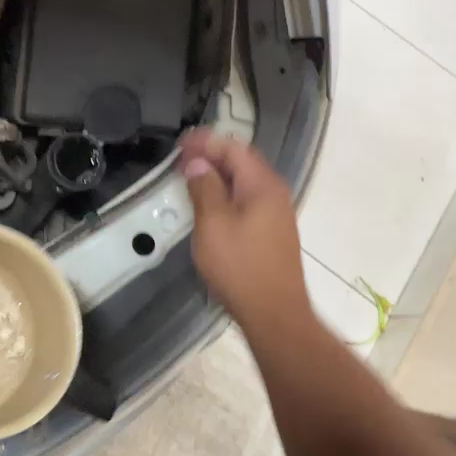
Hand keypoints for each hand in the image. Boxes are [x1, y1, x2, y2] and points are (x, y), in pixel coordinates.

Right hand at [179, 131, 313, 332]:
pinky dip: (225, 194)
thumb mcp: (213, 223)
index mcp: (262, 185)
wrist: (273, 312)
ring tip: (189, 179)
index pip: (234, 148)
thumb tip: (198, 164)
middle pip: (242, 162)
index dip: (205, 142)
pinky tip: (208, 205)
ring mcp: (276, 214)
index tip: (179, 145)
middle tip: (180, 160)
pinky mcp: (271, 232)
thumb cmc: (239, 265)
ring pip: (244, 182)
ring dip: (217, 176)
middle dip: (211, 156)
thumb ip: (204, 188)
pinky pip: (247, 200)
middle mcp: (275, 193)